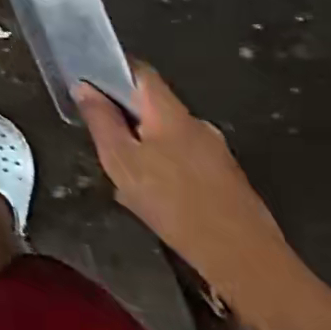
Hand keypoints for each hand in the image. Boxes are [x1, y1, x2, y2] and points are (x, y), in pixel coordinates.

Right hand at [75, 64, 289, 282]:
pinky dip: (164, 166)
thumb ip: (101, 119)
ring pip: (168, 136)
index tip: (86, 78)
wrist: (246, 261)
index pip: (139, 72)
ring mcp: (218, 153)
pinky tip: (154, 195)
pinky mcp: (227, 179)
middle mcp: (198, 125)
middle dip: (124, 116)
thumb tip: (85, 87)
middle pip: (152, 106)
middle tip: (101, 138)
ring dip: (143, 146)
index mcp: (171, 113)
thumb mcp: (120, 160)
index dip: (111, 68)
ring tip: (125, 174)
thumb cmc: (173, 203)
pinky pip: (185, 159)